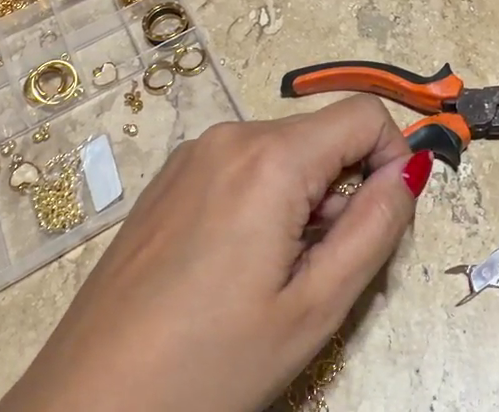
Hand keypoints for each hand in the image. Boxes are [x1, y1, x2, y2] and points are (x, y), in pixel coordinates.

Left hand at [0, 95, 432, 411]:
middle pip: (321, 139)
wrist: (87, 403)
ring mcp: (191, 156)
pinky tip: (234, 271)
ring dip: (303, 205)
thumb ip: (376, 226)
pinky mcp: (168, 181)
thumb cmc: (209, 364)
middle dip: (341, 193)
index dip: (391, 160)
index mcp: (268, 157)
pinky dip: (263, 206)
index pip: (364, 115)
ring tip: (272, 281)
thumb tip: (410, 169)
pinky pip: (242, 170)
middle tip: (317, 274)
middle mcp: (228, 136)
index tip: (382, 221)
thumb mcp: (315, 306)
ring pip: (284, 157)